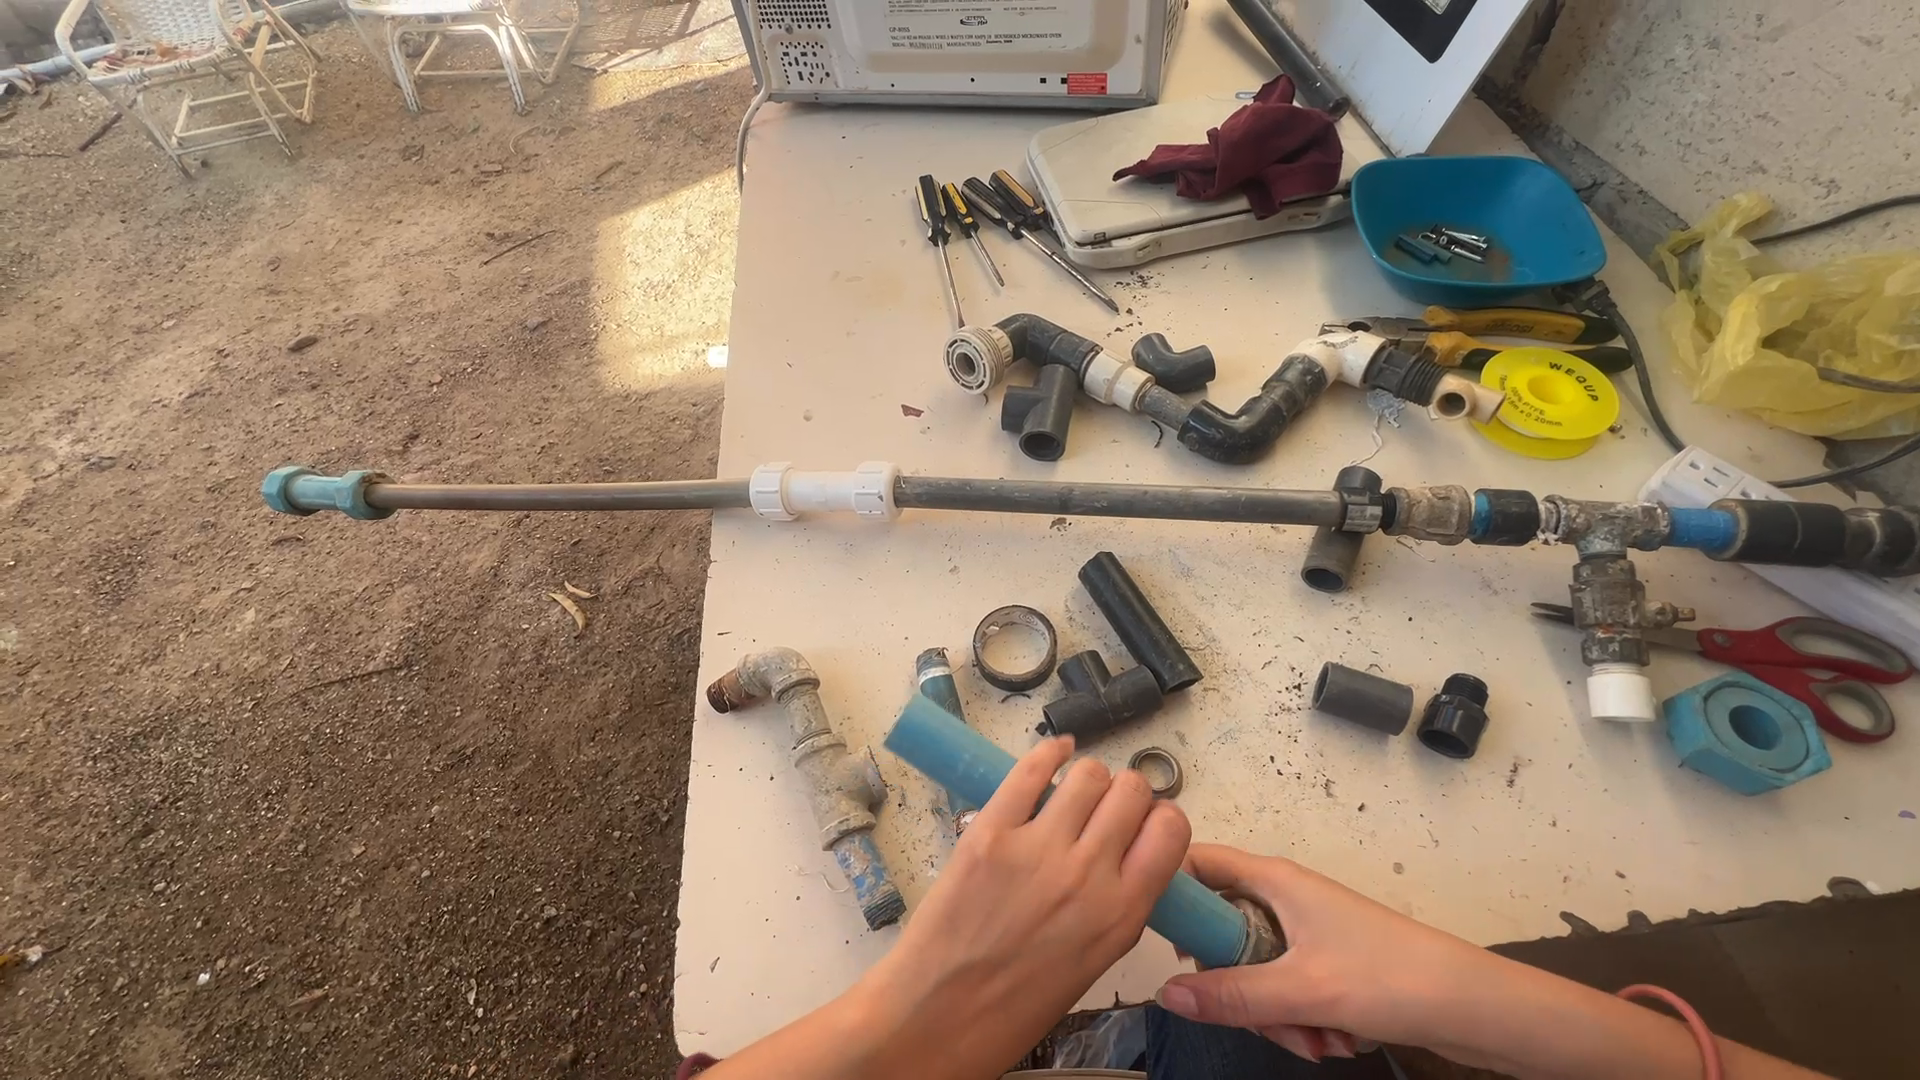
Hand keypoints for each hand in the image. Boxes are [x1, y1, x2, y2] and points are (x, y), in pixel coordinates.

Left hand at [860, 736, 1190, 1077]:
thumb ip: (1117, 905)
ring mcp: (1037, 848)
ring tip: (1072, 792)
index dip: (1160, 818)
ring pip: (1087, 774)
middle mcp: (1089, 874)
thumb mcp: (1093, 962)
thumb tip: (1125, 854)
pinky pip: (1029, 771)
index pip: (1171, 830)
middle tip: (1104, 808)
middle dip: (1126, 792)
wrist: (937, 1016)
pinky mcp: (990, 830)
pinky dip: (1048, 753)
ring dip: (1087, 777)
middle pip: (1132, 791)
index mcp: (1122, 915)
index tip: (1143, 823)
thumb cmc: (1015, 1005)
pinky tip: (1054, 753)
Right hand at [1155, 844, 1499, 1063]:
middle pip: (1224, 929)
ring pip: (1256, 967)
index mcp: (1272, 879)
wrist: (1480, 1008)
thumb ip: (1232, 994)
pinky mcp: (1329, 962)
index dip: (1173, 890)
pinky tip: (1332, 1043)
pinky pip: (1288, 986)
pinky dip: (1300, 1018)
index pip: (1199, 861)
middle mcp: (1283, 897)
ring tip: (1315, 1042)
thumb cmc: (1387, 977)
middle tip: (1255, 1015)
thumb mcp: (1303, 991)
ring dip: (1275, 1012)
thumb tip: (1165, 993)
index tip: (1168, 941)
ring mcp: (1307, 931)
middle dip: (1236, 982)